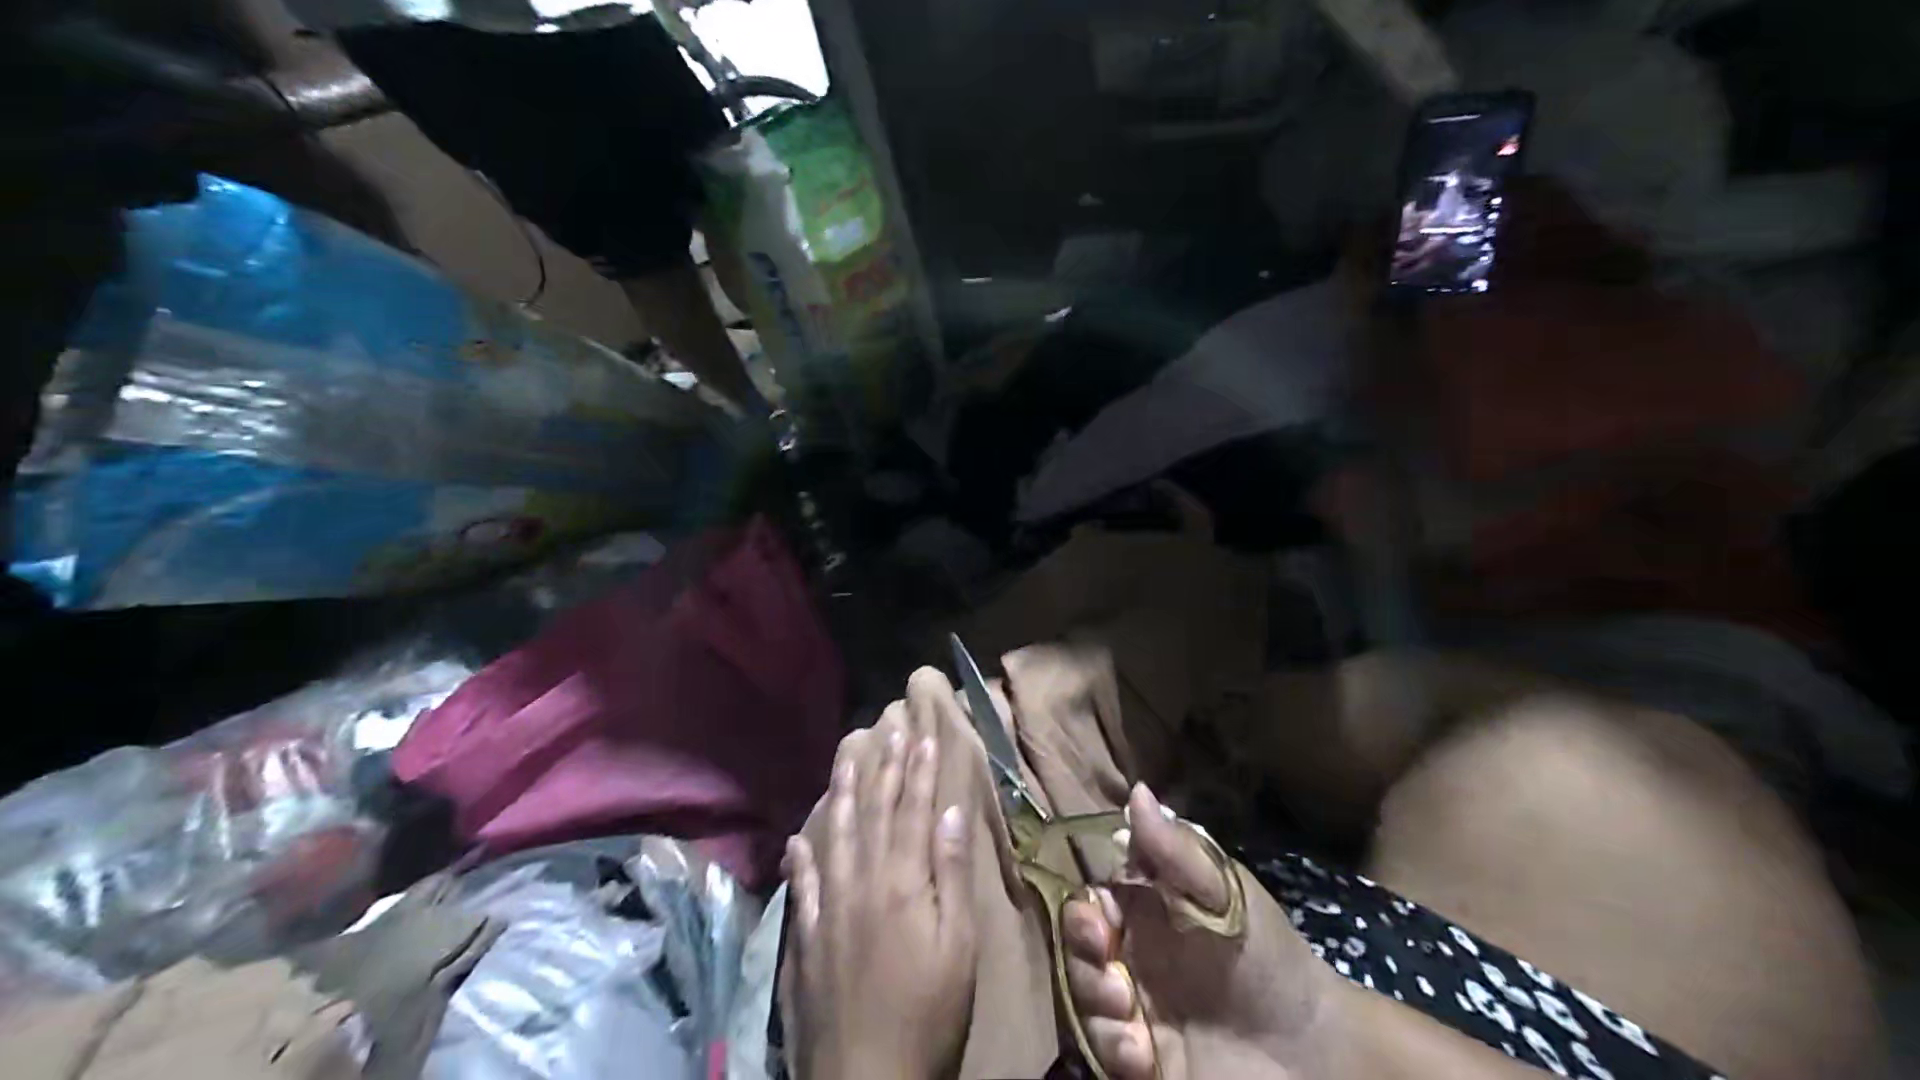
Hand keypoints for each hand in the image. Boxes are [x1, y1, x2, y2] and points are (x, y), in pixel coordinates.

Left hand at [786, 706, 976, 1079]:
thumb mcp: (959, 946)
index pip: (913, 811)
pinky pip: (802, 883)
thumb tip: (950, 813)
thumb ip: (951, 875)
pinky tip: (798, 835)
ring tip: (847, 758)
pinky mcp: (807, 934)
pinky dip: (801, 855)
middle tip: (888, 729)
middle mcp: (862, 881)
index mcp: (902, 881)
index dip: (920, 771)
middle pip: (875, 812)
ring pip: (836, 834)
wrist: (866, 1077)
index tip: (922, 734)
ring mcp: (829, 905)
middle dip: (885, 768)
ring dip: (844, 793)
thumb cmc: (929, 1011)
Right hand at [1063, 784, 1333, 1079]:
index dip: (1084, 906)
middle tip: (1109, 966)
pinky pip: (1103, 1049)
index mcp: (1144, 909)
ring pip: (1083, 995)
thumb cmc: (1267, 954)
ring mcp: (1134, 1006)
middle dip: (1081, 952)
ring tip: (1128, 1016)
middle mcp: (1130, 952)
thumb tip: (1136, 791)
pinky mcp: (1143, 1058)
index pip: (1093, 897)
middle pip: (1078, 945)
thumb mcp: (1226, 894)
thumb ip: (1176, 850)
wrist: (1313, 1049)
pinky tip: (1141, 1053)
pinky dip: (1112, 1048)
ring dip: (1094, 1002)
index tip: (1096, 916)